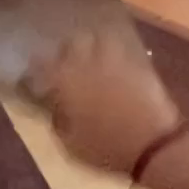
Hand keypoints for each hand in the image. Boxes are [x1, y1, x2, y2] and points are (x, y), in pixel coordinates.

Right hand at [24, 25, 181, 174]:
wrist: (154, 147)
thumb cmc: (106, 149)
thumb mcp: (70, 144)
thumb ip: (57, 121)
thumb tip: (54, 109)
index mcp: (66, 81)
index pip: (41, 63)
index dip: (36, 67)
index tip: (35, 74)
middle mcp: (88, 63)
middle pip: (73, 42)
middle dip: (68, 50)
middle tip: (67, 63)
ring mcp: (116, 61)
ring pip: (100, 39)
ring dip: (94, 46)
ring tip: (93, 59)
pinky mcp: (139, 65)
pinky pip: (122, 51)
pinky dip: (115, 56)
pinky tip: (115, 68)